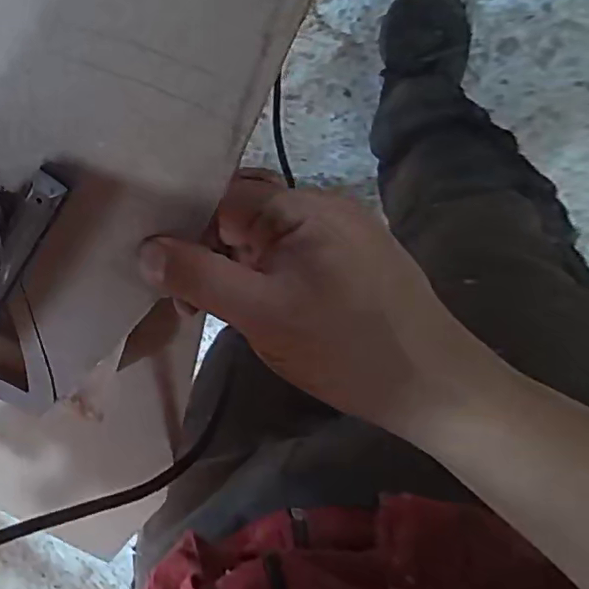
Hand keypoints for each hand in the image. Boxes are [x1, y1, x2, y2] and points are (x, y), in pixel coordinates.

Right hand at [138, 170, 506, 437]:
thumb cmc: (349, 349)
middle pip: (235, 211)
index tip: (154, 261)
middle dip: (200, 247)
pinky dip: (252, 273)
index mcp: (302, 207)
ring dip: (224, 264)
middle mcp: (319, 206)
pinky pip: (280, 252)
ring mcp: (335, 232)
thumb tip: (144, 249)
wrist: (443, 394)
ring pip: (255, 234)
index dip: (181, 223)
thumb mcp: (261, 314)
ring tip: (207, 305)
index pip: (220, 194)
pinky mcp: (343, 259)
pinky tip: (245, 303)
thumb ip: (198, 276)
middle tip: (180, 292)